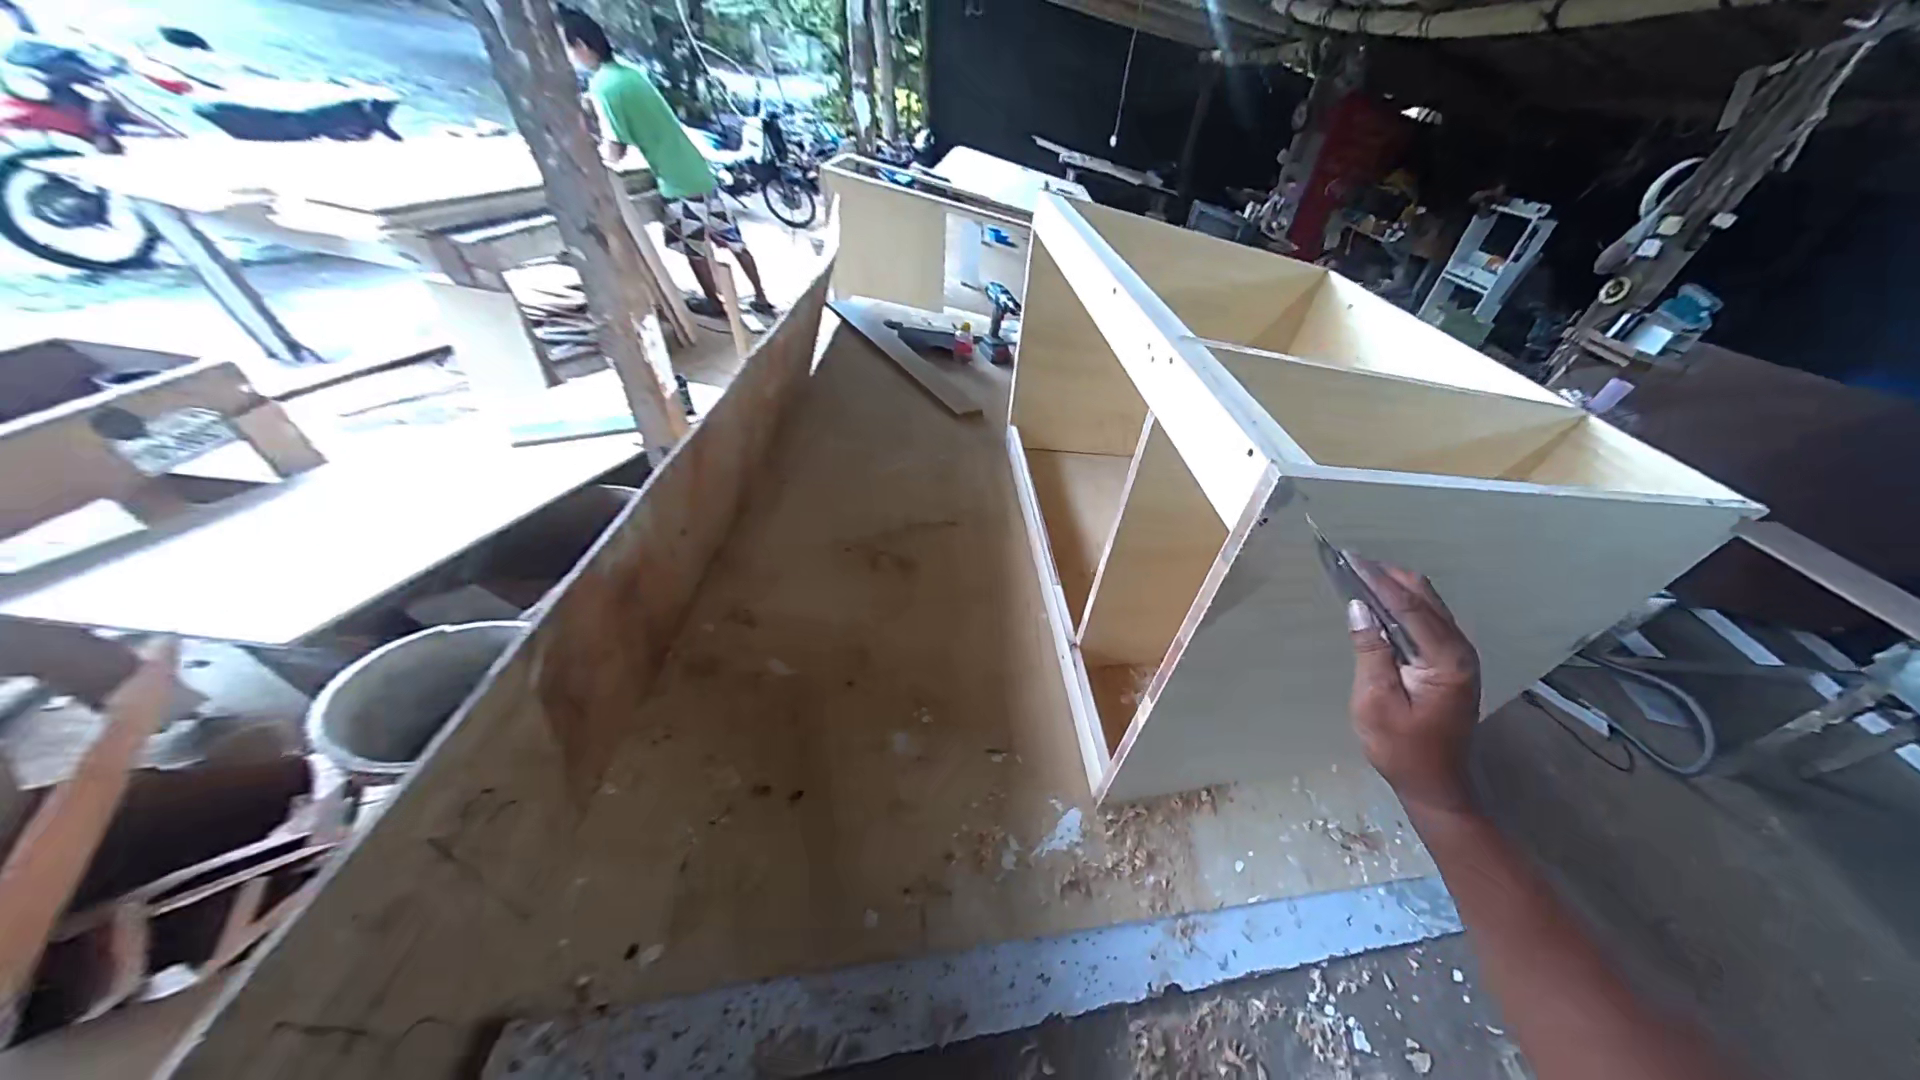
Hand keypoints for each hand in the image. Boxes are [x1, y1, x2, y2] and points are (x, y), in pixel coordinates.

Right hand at [1346, 563, 1481, 814]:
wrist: (1435, 783)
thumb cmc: (1401, 747)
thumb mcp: (1376, 700)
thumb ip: (1371, 651)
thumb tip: (1358, 606)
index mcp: (1446, 659)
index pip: (1409, 607)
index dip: (1377, 580)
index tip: (1350, 558)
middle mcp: (1460, 651)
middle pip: (1425, 598)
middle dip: (1388, 576)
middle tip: (1351, 561)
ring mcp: (1458, 656)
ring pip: (1428, 606)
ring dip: (1395, 588)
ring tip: (1360, 573)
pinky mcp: (1449, 663)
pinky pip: (1426, 621)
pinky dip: (1402, 605)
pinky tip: (1379, 602)